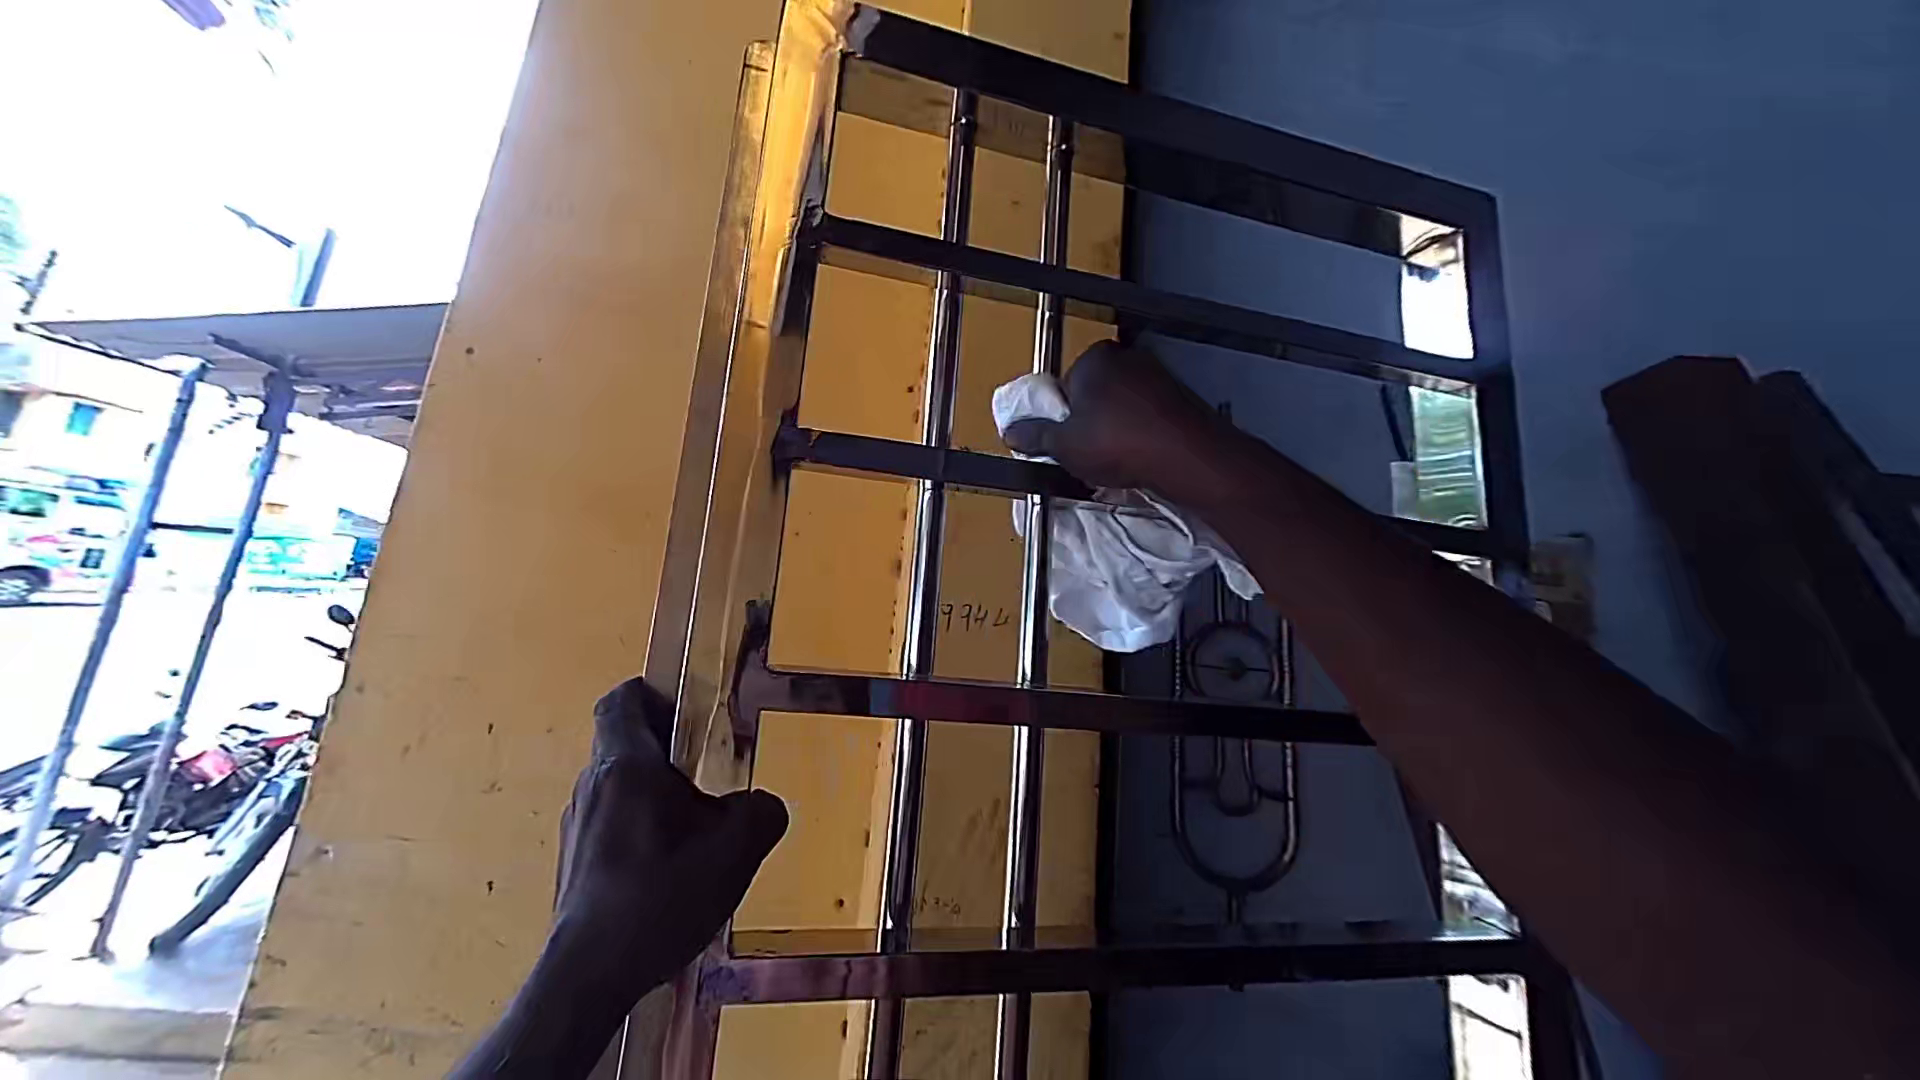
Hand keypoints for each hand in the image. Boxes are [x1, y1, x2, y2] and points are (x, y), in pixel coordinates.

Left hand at [550, 678, 787, 1000]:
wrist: (589, 978)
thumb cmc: (661, 896)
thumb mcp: (735, 850)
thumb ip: (761, 813)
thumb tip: (762, 804)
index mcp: (626, 766)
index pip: (622, 700)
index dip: (652, 692)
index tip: (686, 707)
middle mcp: (593, 785)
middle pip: (625, 740)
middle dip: (666, 745)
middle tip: (707, 766)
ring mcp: (576, 824)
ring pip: (618, 781)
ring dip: (654, 787)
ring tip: (694, 821)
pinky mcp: (573, 859)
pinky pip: (610, 817)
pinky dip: (639, 821)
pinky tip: (667, 862)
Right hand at [1002, 341, 1226, 490]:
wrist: (1185, 457)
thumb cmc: (1117, 444)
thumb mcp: (1063, 445)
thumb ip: (1034, 436)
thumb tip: (1012, 433)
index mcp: (1094, 358)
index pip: (1064, 387)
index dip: (1060, 419)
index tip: (1063, 444)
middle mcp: (1126, 357)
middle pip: (1093, 395)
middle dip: (1088, 424)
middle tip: (1086, 455)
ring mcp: (1157, 375)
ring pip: (1121, 408)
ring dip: (1114, 432)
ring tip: (1114, 463)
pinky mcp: (1179, 398)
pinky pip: (1146, 417)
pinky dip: (1139, 435)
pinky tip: (1139, 459)